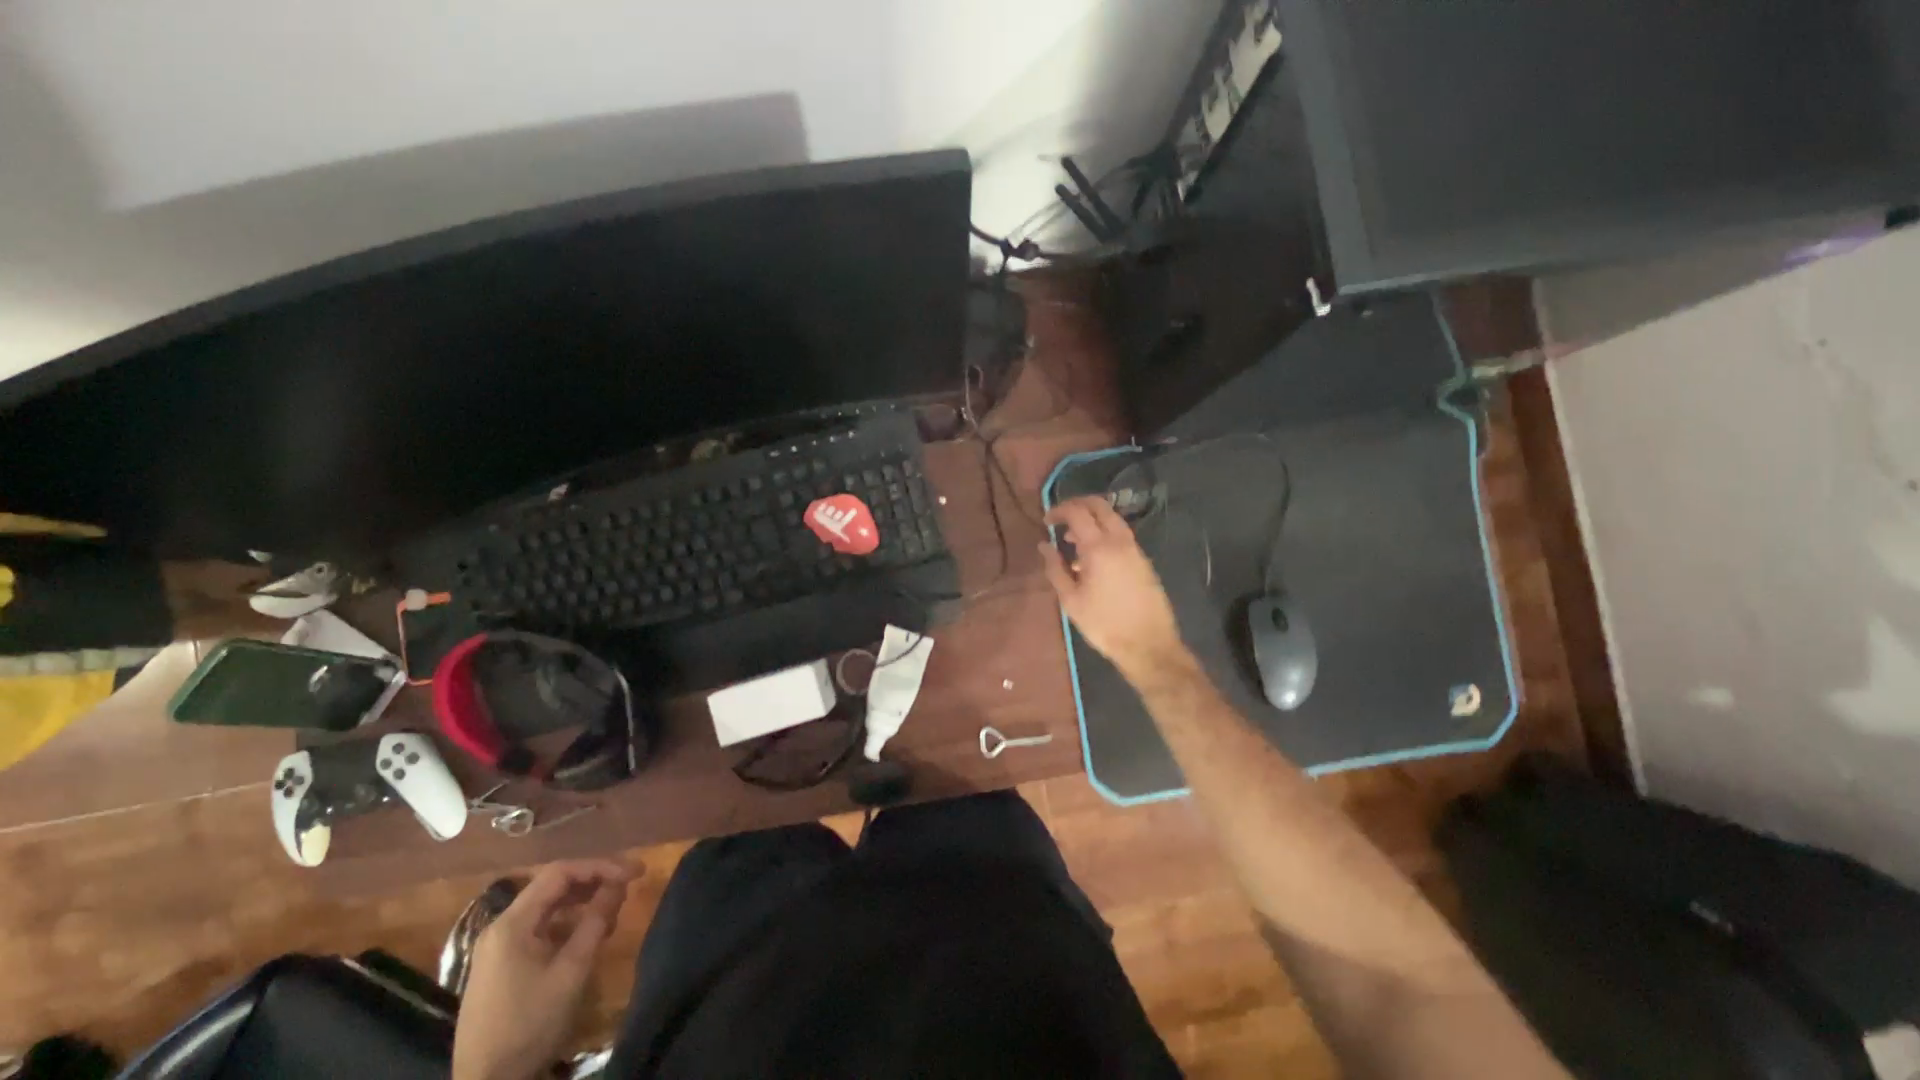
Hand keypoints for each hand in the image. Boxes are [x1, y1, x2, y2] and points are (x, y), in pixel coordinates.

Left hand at [452, 860, 630, 1079]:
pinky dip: (565, 926)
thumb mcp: (571, 972)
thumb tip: (618, 885)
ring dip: (580, 905)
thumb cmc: (531, 1024)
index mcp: (512, 923)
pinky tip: (587, 938)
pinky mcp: (500, 966)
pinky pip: (537, 931)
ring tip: (613, 915)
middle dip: (592, 883)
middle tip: (629, 888)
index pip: (559, 874)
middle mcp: (500, 927)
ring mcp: (497, 948)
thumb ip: (595, 922)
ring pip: (545, 910)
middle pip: (550, 888)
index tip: (634, 873)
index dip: (599, 867)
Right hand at [1039, 496, 1185, 674]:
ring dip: (1092, 520)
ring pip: (1113, 519)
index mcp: (1099, 548)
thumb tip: (1044, 545)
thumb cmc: (1103, 624)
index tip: (1046, 521)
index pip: (1077, 512)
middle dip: (1078, 505)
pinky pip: (1121, 535)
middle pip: (1100, 506)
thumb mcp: (1071, 600)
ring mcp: (1135, 549)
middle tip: (1060, 518)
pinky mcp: (1144, 561)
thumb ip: (1055, 569)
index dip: (1059, 511)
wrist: (1148, 643)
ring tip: (1073, 541)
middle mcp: (1120, 541)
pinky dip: (1104, 534)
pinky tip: (1092, 558)